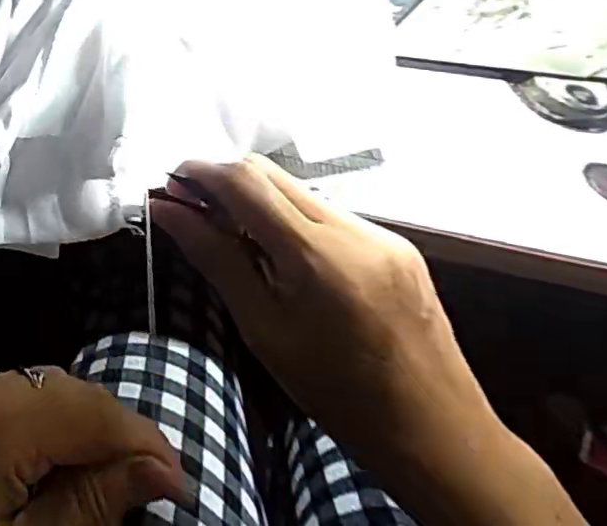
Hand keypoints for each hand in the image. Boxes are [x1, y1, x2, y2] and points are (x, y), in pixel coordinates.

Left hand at [0, 365, 184, 525]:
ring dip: (87, 431)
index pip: (90, 409)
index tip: (180, 483)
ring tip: (113, 481)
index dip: (142, 440)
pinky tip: (66, 467)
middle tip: (152, 488)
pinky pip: (28, 399)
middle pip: (73, 395)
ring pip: (54, 392)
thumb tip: (165, 470)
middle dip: (116, 436)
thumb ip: (95, 502)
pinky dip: (55, 428)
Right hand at [151, 156, 585, 525]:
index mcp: (316, 256)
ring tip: (234, 233)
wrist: (440, 434)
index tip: (172, 183)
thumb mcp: (263, 329)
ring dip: (258, 198)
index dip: (200, 172)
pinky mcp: (396, 241)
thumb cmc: (339, 395)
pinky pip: (328, 210)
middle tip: (194, 207)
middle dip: (225, 179)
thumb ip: (215, 257)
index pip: (245, 181)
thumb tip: (167, 210)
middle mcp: (351, 228)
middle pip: (270, 172)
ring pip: (298, 188)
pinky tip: (284, 253)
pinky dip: (292, 217)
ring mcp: (380, 232)